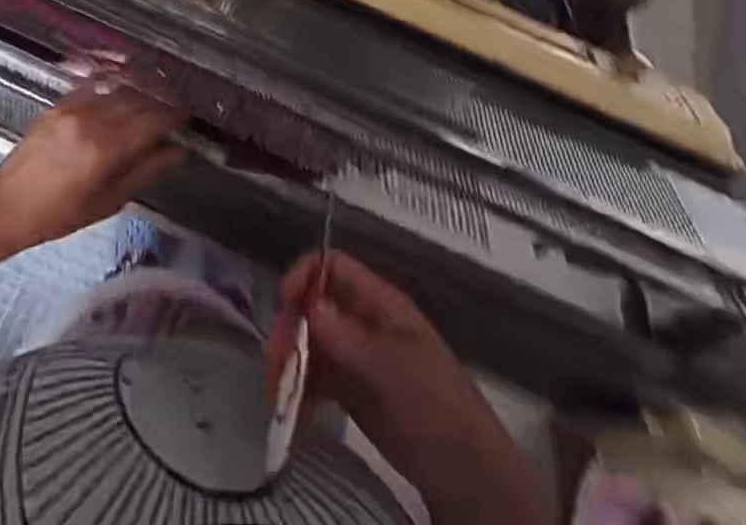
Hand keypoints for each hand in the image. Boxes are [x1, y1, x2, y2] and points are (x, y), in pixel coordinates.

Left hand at [0, 80, 185, 249]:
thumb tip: (178, 152)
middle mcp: (91, 120)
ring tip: (154, 100)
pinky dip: (114, 86)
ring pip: (118, 90)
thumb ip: (146, 171)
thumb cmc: (59, 213)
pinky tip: (123, 91)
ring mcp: (72, 108)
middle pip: (138, 101)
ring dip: (140, 92)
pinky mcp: (58, 104)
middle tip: (175, 110)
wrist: (8, 203)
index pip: (152, 121)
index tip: (187, 117)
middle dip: (161, 103)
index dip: (174, 116)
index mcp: (106, 148)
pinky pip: (94, 87)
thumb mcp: (109, 201)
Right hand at [266, 249, 548, 524]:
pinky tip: (294, 410)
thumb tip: (309, 305)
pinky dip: (297, 388)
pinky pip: (311, 376)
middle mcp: (362, 323)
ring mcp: (353, 357)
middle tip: (277, 362)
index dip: (306, 275)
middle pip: (310, 305)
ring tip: (279, 395)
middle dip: (289, 328)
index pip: (334, 268)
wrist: (468, 478)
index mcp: (381, 306)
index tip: (285, 302)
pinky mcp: (347, 389)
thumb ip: (353, 340)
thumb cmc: (442, 411)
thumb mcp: (399, 372)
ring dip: (287, 362)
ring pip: (305, 342)